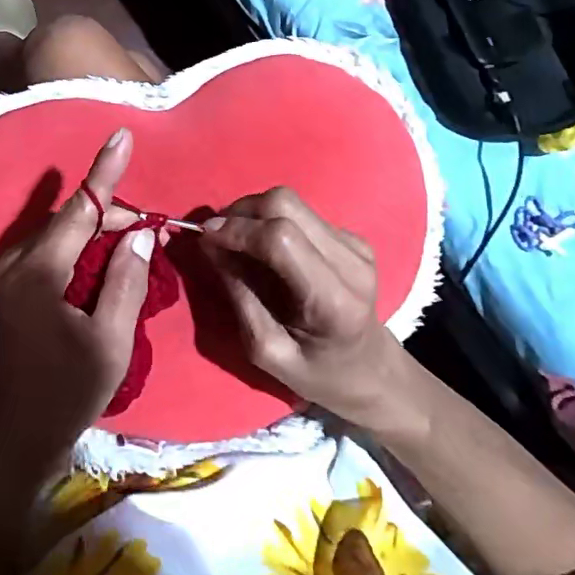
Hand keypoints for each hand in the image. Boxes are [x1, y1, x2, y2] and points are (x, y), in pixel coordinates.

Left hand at [0, 129, 152, 464]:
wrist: (22, 431)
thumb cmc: (70, 388)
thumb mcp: (111, 338)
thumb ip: (126, 279)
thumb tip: (141, 232)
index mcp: (38, 271)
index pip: (80, 209)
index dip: (104, 171)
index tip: (122, 135)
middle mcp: (16, 261)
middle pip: (71, 217)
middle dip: (112, 215)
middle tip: (149, 233)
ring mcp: (10, 271)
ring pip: (62, 230)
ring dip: (98, 230)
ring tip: (135, 246)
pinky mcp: (14, 283)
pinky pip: (53, 247)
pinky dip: (83, 245)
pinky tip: (107, 260)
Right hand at [200, 188, 417, 429]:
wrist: (368, 371)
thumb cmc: (316, 373)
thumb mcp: (265, 350)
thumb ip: (239, 294)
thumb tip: (210, 243)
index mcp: (333, 301)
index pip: (281, 239)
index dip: (237, 229)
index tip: (205, 237)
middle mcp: (350, 263)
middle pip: (285, 204)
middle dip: (241, 212)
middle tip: (217, 236)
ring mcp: (355, 245)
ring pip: (291, 201)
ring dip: (253, 213)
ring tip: (237, 239)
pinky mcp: (352, 237)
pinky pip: (301, 213)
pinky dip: (272, 221)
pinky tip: (266, 249)